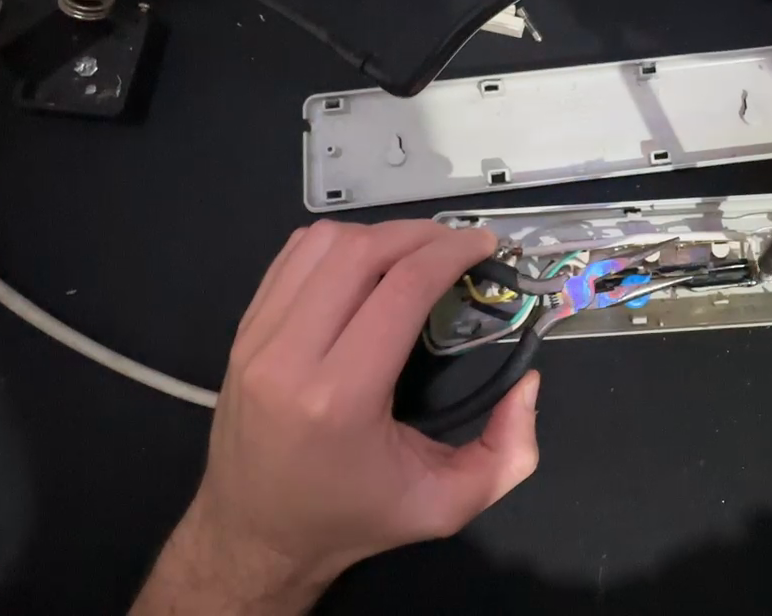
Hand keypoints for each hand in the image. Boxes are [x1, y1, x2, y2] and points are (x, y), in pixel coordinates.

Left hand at [131, 222, 540, 614]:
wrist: (252, 538)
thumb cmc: (352, 518)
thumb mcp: (446, 505)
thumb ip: (509, 452)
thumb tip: (530, 381)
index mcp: (340, 399)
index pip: (403, 288)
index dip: (452, 252)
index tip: (485, 246)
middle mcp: (289, 358)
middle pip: (363, 252)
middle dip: (423, 234)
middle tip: (458, 245)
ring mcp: (257, 339)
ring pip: (325, 243)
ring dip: (381, 234)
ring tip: (415, 252)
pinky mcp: (242, 329)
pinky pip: (294, 255)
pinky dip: (340, 244)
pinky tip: (368, 262)